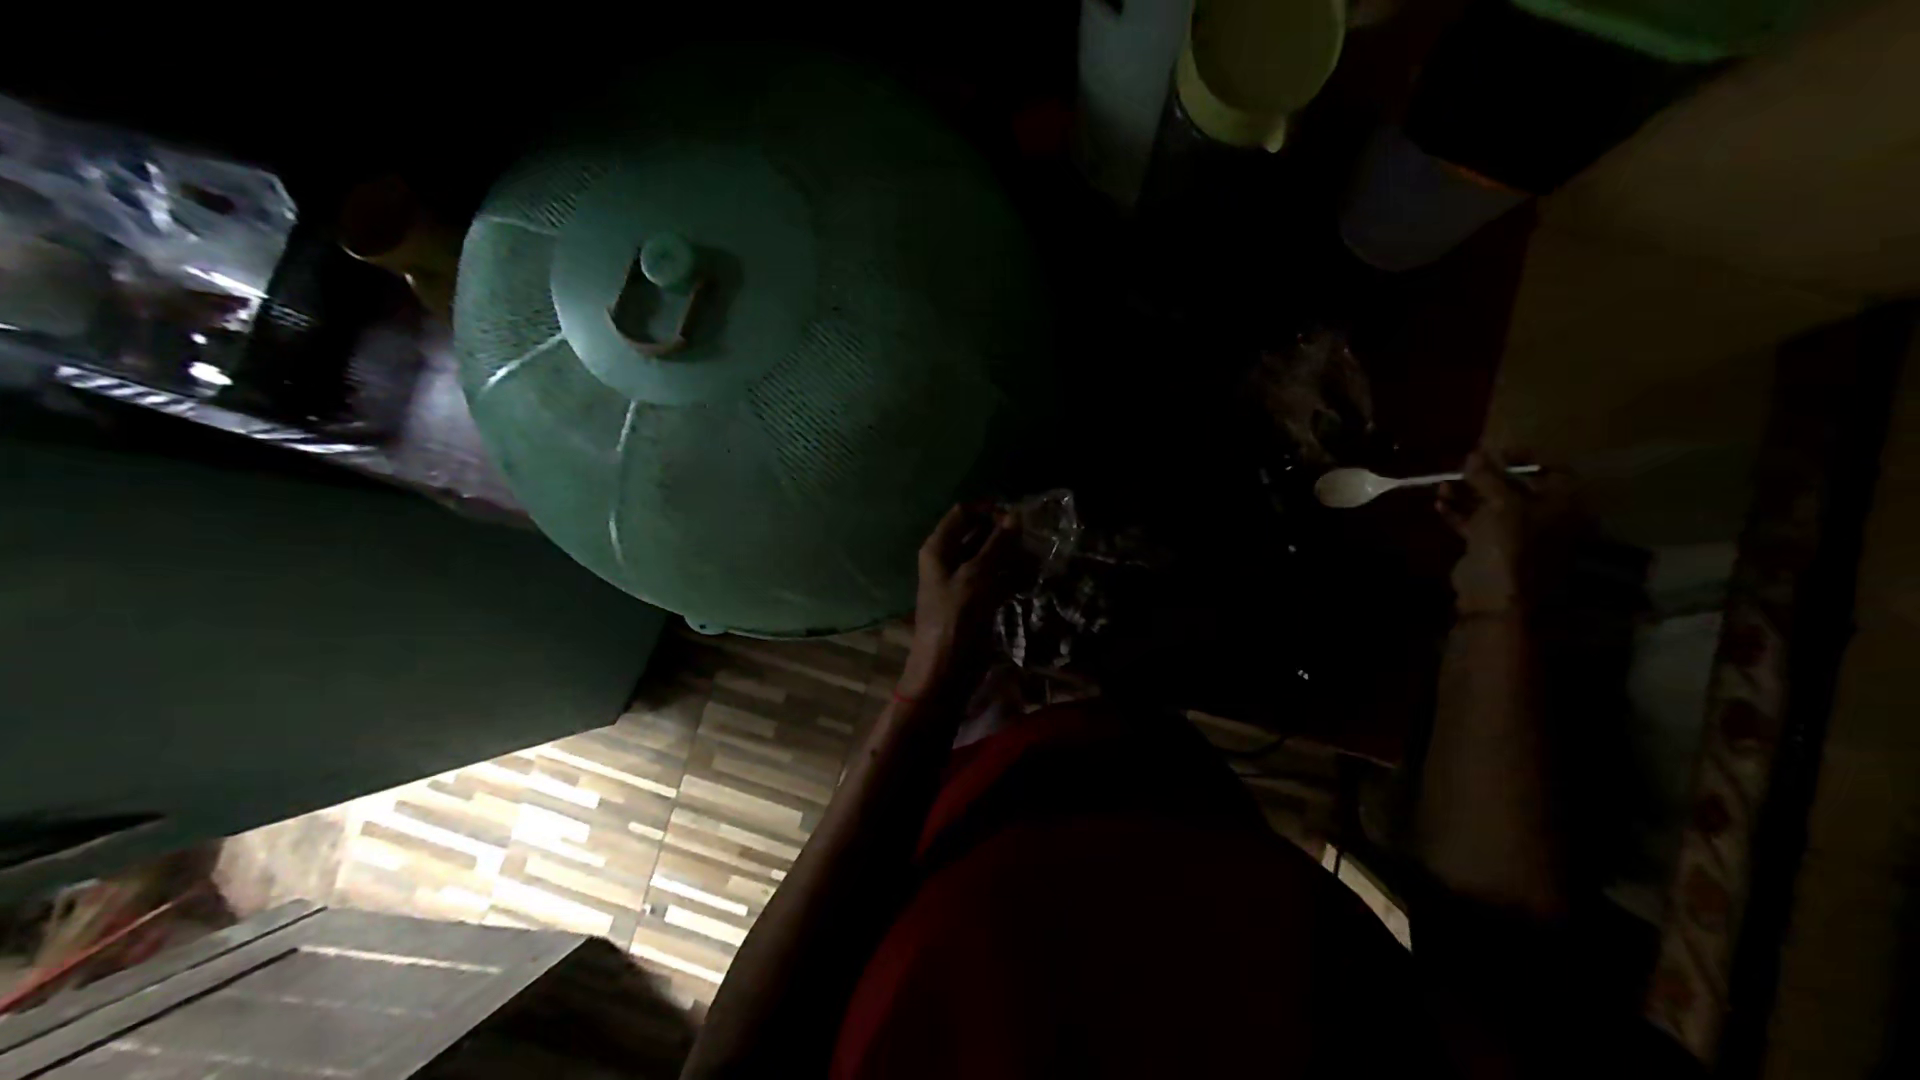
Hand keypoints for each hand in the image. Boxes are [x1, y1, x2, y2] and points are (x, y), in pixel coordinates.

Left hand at [899, 503, 1022, 699]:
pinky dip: (1014, 577)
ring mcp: (964, 582)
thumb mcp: (976, 577)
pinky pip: (998, 580)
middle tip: (1036, 535)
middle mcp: (949, 560)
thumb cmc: (955, 618)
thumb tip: (1015, 517)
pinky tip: (1035, 576)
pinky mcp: (978, 601)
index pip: (963, 514)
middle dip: (1007, 534)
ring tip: (1041, 556)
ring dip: (1015, 556)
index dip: (990, 511)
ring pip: (992, 558)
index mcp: (938, 548)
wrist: (947, 669)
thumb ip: (996, 546)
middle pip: (979, 535)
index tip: (1020, 514)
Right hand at [1436, 449, 1569, 616]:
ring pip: (1491, 505)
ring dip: (1467, 493)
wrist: (1492, 591)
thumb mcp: (1500, 502)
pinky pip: (1473, 522)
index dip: (1524, 457)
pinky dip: (1457, 512)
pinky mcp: (1490, 546)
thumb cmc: (1509, 542)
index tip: (1495, 451)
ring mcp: (1516, 533)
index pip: (1552, 470)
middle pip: (1517, 487)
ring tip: (1444, 484)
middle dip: (1488, 475)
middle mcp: (1544, 517)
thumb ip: (1487, 476)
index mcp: (1562, 505)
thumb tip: (1475, 453)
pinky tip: (1439, 502)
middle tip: (1464, 465)